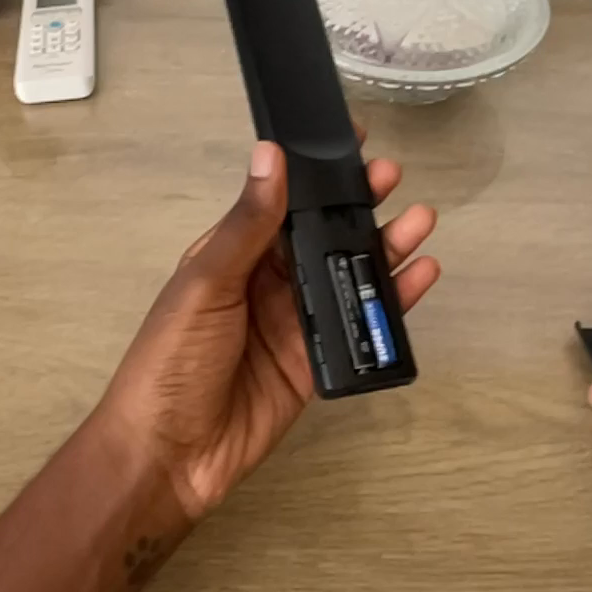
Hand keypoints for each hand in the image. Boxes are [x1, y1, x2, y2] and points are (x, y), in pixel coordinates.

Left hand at [96, 141, 440, 519]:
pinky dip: (392, 301)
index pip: (280, 200)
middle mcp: (267, 281)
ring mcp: (294, 321)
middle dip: (355, 203)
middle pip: (320, 233)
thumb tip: (270, 153)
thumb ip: (246, 224)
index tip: (349, 138)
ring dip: (382, 247)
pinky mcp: (318, 361)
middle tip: (391, 176)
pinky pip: (359, 323)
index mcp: (233, 253)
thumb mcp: (206, 283)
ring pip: (346, 274)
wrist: (170, 453)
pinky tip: (421, 276)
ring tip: (419, 218)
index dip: (313, 171)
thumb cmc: (174, 357)